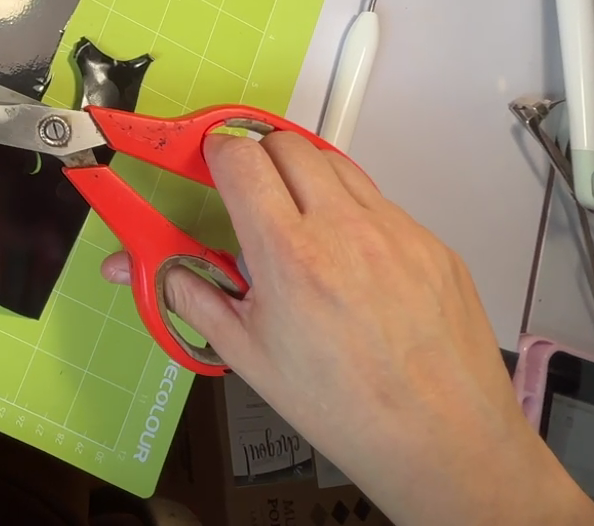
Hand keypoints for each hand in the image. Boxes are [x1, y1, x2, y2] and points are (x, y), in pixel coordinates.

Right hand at [103, 134, 593, 523]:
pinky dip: (348, 206)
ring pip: (333, 160)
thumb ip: (187, 294)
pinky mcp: (433, 245)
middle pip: (285, 142)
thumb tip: (141, 265)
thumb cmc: (343, 407)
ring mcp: (397, 234)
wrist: (451, 450)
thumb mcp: (244, 353)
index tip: (209, 163)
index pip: (240, 157)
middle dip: (256, 153)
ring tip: (294, 212)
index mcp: (289, 255)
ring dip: (302, 170)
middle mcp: (345, 231)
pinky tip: (345, 252)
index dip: (216, 151)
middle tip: (246, 185)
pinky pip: (377, 199)